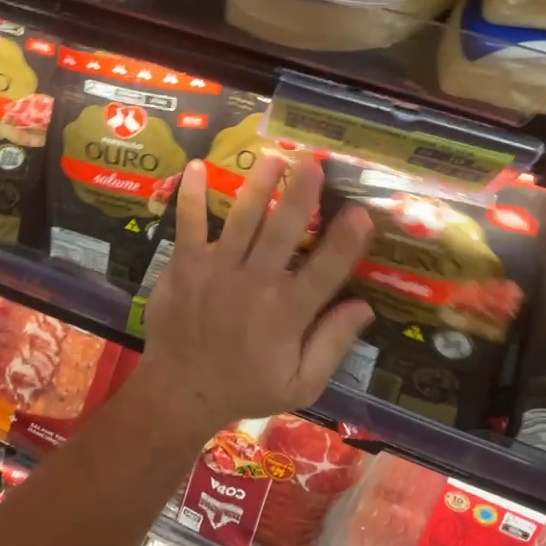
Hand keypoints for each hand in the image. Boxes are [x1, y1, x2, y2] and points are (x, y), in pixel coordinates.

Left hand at [134, 150, 375, 438]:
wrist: (181, 389)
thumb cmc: (245, 387)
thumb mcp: (301, 383)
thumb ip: (332, 344)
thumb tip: (364, 306)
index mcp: (288, 313)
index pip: (326, 269)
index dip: (346, 240)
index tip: (362, 211)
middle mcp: (255, 283)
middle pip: (284, 231)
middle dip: (300, 193)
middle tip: (313, 160)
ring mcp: (217, 270)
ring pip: (242, 219)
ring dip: (257, 186)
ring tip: (272, 156)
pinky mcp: (185, 265)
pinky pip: (188, 224)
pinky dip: (190, 195)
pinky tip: (195, 166)